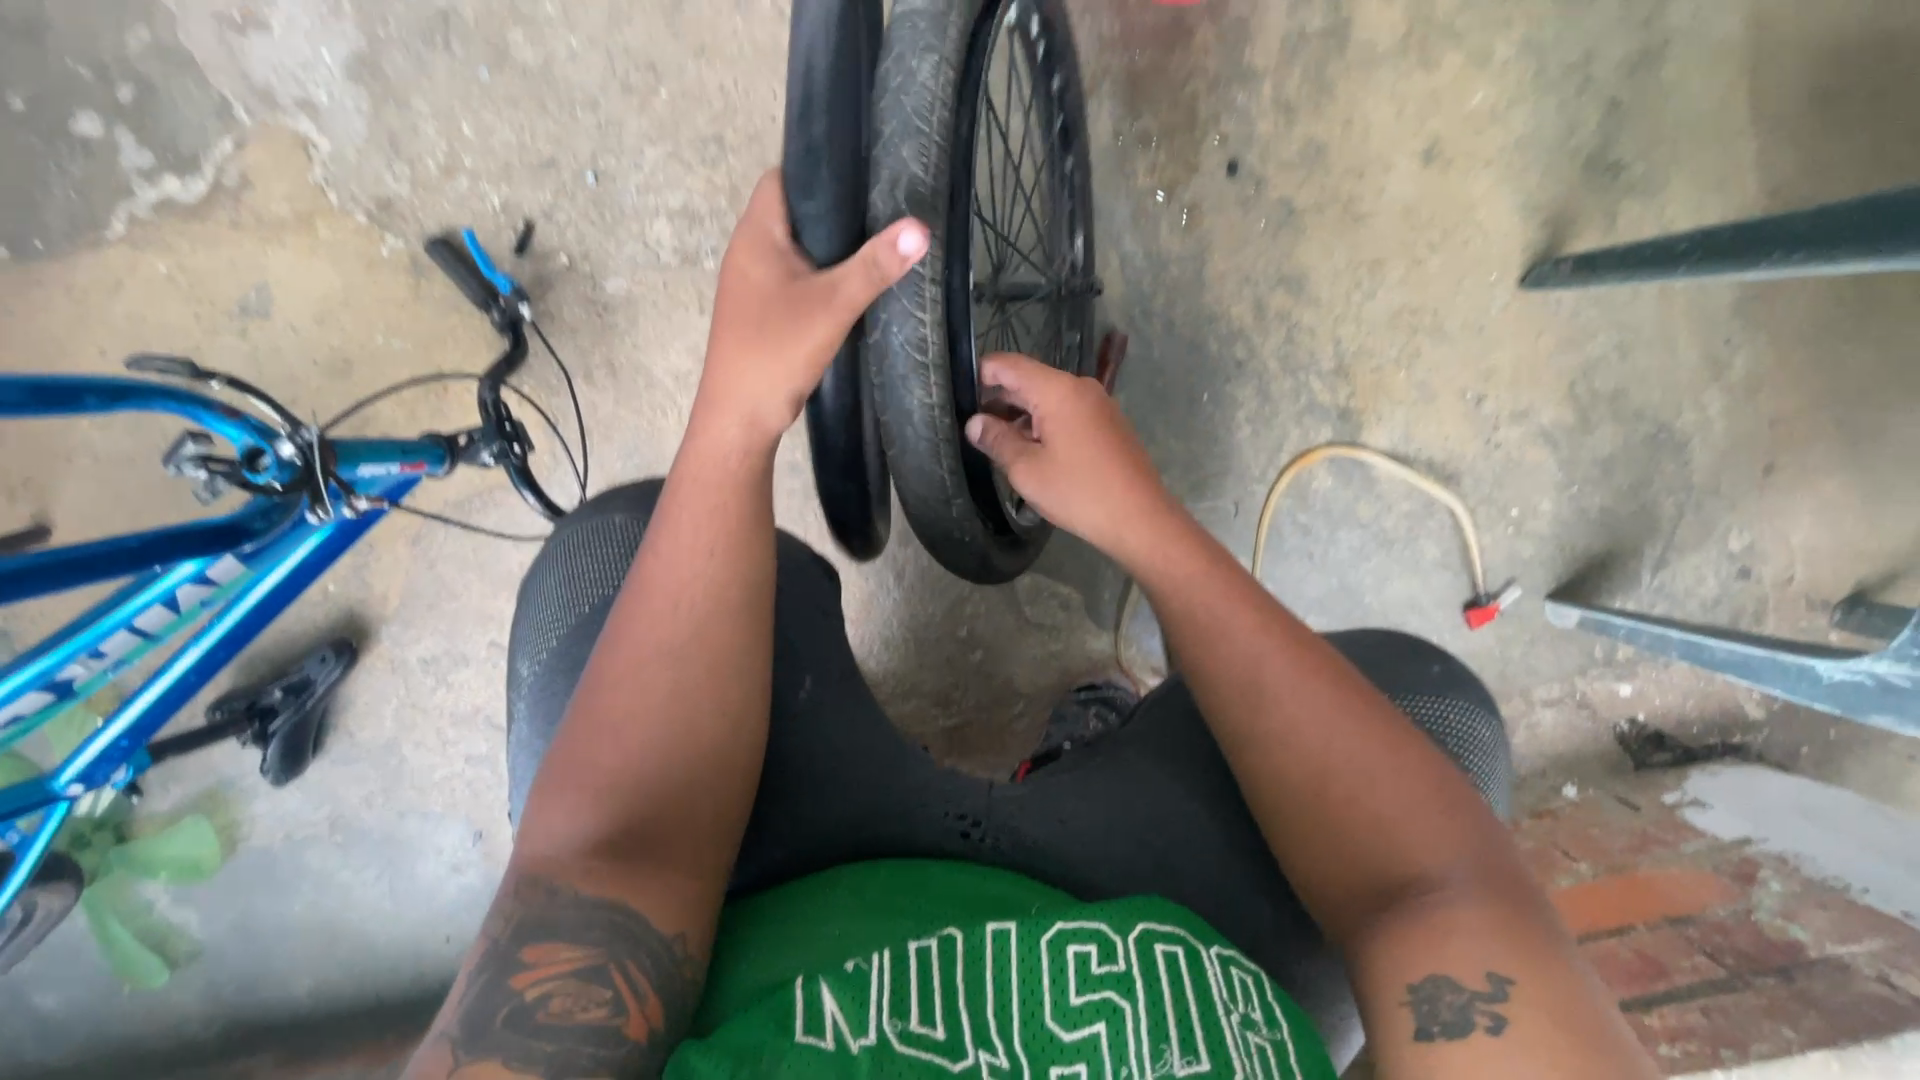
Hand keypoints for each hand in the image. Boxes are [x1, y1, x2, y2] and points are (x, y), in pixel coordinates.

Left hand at [694, 170, 928, 447]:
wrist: (740, 416)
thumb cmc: (777, 350)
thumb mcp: (833, 304)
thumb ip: (875, 266)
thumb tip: (920, 228)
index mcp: (756, 234)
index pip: (783, 176)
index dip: (819, 167)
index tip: (863, 170)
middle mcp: (747, 251)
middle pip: (793, 213)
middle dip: (835, 211)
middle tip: (883, 207)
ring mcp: (752, 285)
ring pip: (796, 250)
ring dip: (830, 248)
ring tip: (876, 242)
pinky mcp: (761, 313)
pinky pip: (795, 279)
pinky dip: (821, 277)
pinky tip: (853, 286)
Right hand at [964, 353, 1179, 560]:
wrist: (1140, 518)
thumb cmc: (1078, 492)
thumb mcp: (1027, 469)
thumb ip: (997, 440)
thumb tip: (974, 423)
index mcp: (1058, 390)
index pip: (1008, 364)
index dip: (980, 376)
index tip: (960, 400)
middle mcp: (1080, 388)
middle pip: (1029, 381)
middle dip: (999, 401)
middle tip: (974, 430)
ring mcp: (1098, 405)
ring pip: (1048, 399)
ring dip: (1022, 417)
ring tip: (999, 447)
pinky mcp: (1108, 424)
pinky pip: (1068, 413)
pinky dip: (1045, 425)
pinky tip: (1033, 453)